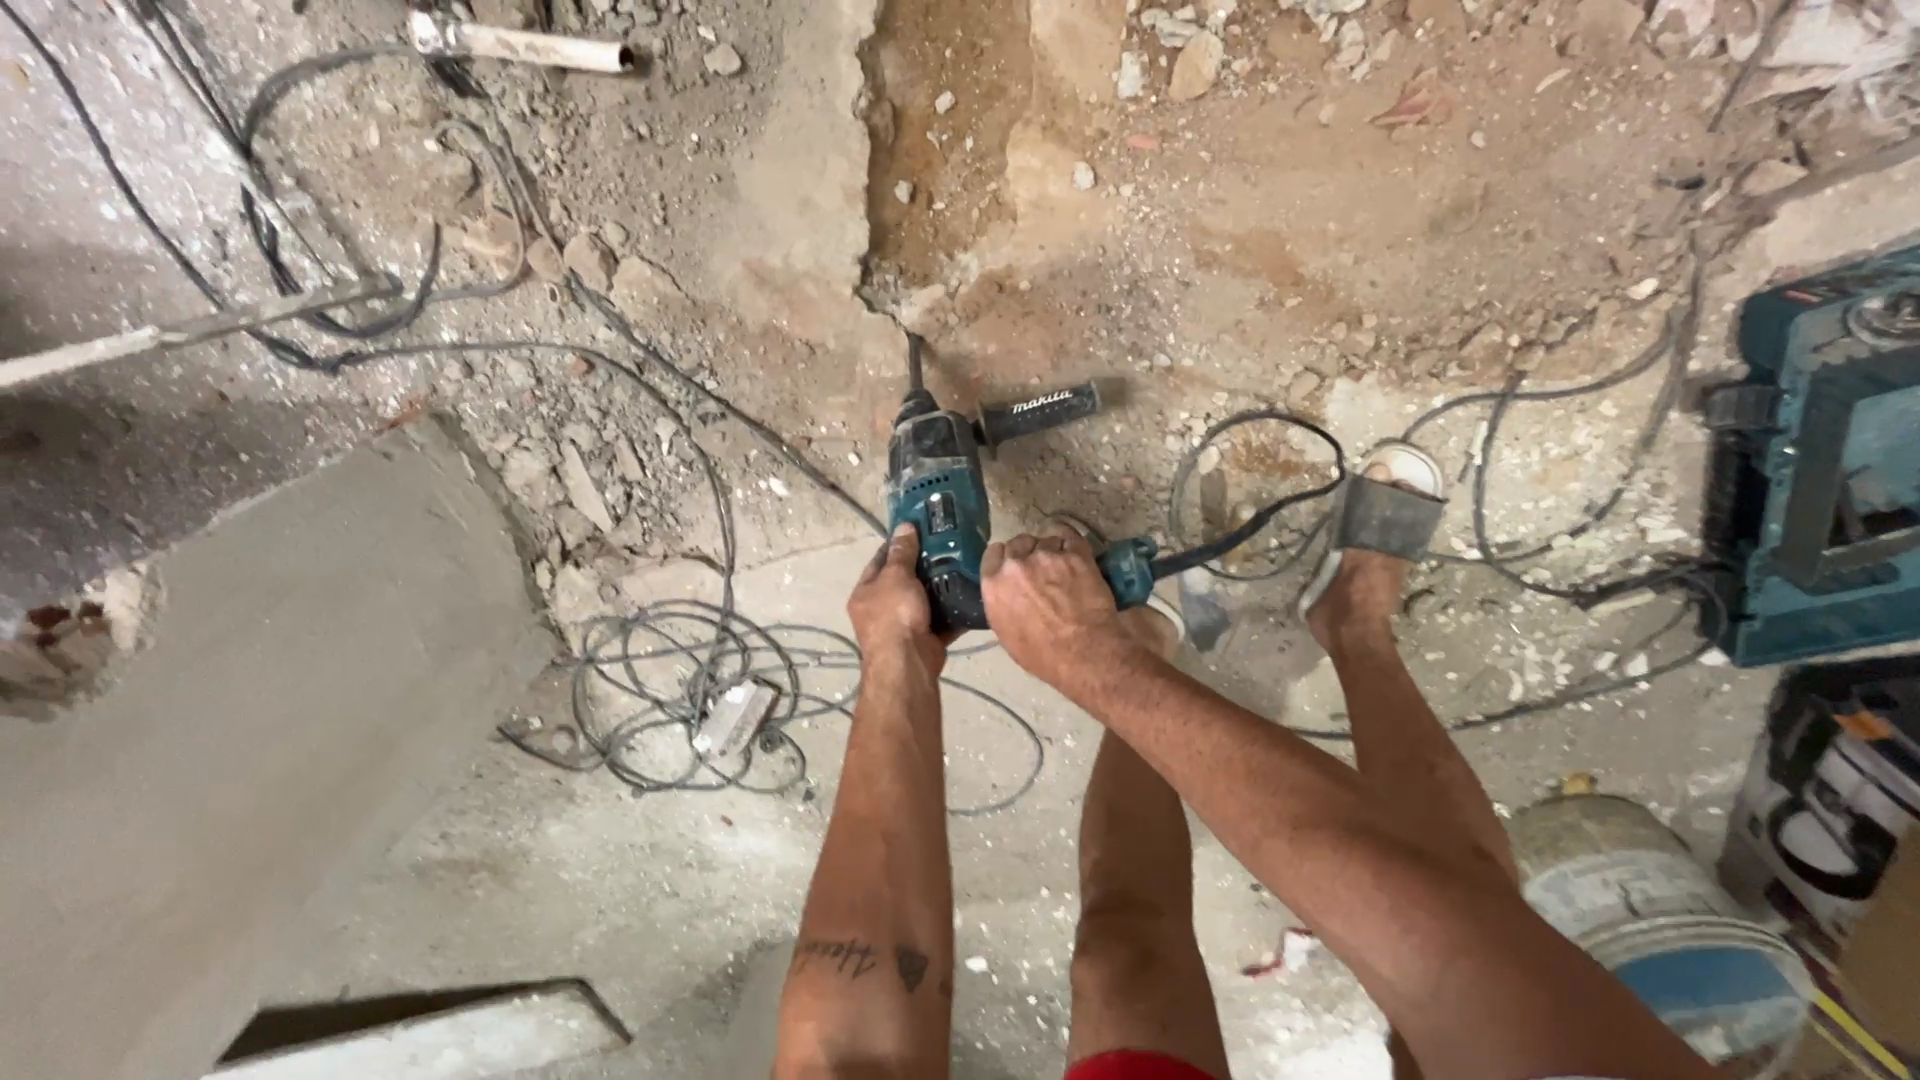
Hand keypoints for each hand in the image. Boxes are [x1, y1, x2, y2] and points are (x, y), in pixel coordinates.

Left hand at [847, 524, 949, 673]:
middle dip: (924, 566)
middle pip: (903, 582)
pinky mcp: (926, 640)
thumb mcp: (896, 576)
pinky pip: (942, 621)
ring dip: (941, 588)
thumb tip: (903, 526)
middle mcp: (881, 610)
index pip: (880, 561)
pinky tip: (971, 595)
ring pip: (924, 601)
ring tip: (963, 566)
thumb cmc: (894, 614)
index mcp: (866, 593)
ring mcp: (904, 627)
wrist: (908, 663)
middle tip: (948, 547)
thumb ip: (901, 552)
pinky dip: (954, 612)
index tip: (919, 531)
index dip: (897, 545)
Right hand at [980, 523, 1135, 689]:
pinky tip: (1070, 546)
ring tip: (1061, 567)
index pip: (993, 554)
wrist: (1083, 653)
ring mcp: (1046, 555)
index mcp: (994, 584)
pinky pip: (1068, 533)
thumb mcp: (1005, 633)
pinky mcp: (1076, 553)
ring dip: (1050, 550)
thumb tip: (1007, 592)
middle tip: (1039, 569)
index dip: (1005, 559)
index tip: (1013, 566)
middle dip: (1026, 553)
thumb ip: (1001, 602)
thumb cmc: (1041, 654)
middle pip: (1018, 543)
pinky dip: (1067, 538)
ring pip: (1045, 540)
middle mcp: (1016, 564)